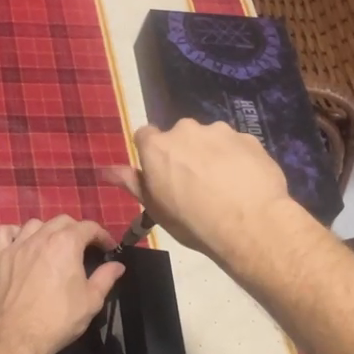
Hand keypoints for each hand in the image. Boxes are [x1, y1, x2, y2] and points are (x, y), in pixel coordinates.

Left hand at [0, 216, 124, 353]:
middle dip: (76, 230)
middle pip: (61, 221)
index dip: (101, 235)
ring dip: (47, 230)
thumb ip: (105, 278)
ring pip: (34, 224)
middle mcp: (41, 237)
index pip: (88, 227)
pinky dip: (14, 233)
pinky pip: (4, 233)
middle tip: (83, 247)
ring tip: (53, 245)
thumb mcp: (91, 301)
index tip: (108, 247)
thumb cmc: (59, 319)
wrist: (18, 337)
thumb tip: (118, 265)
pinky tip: (20, 243)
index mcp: (66, 244)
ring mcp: (16, 246)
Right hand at [110, 119, 303, 268]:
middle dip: (184, 154)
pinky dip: (236, 160)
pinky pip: (236, 146)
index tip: (161, 175)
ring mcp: (220, 131)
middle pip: (180, 136)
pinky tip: (243, 184)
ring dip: (211, 155)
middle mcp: (186, 129)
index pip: (145, 136)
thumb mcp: (155, 207)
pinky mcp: (249, 138)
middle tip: (194, 185)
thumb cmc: (193, 221)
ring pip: (210, 139)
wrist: (250, 224)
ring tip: (223, 187)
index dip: (153, 155)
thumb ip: (131, 183)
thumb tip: (104, 170)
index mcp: (157, 146)